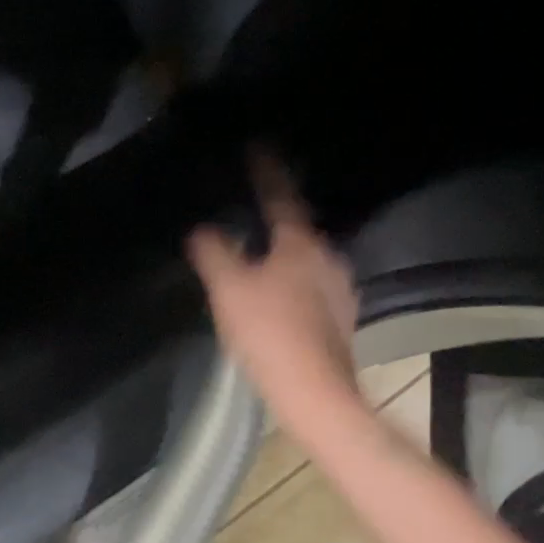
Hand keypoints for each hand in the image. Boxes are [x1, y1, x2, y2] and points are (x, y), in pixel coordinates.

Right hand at [186, 150, 361, 432]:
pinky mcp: (339, 319)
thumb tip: (204, 229)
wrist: (316, 395)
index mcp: (301, 244)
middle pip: (295, 229)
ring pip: (302, 258)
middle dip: (271, 220)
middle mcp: (328, 260)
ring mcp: (339, 291)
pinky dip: (287, 279)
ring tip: (251, 252)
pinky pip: (307, 283)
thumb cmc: (269, 331)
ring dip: (279, 253)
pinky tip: (268, 292)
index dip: (266, 172)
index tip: (258, 146)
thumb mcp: (227, 285)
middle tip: (244, 209)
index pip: (280, 198)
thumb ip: (212, 250)